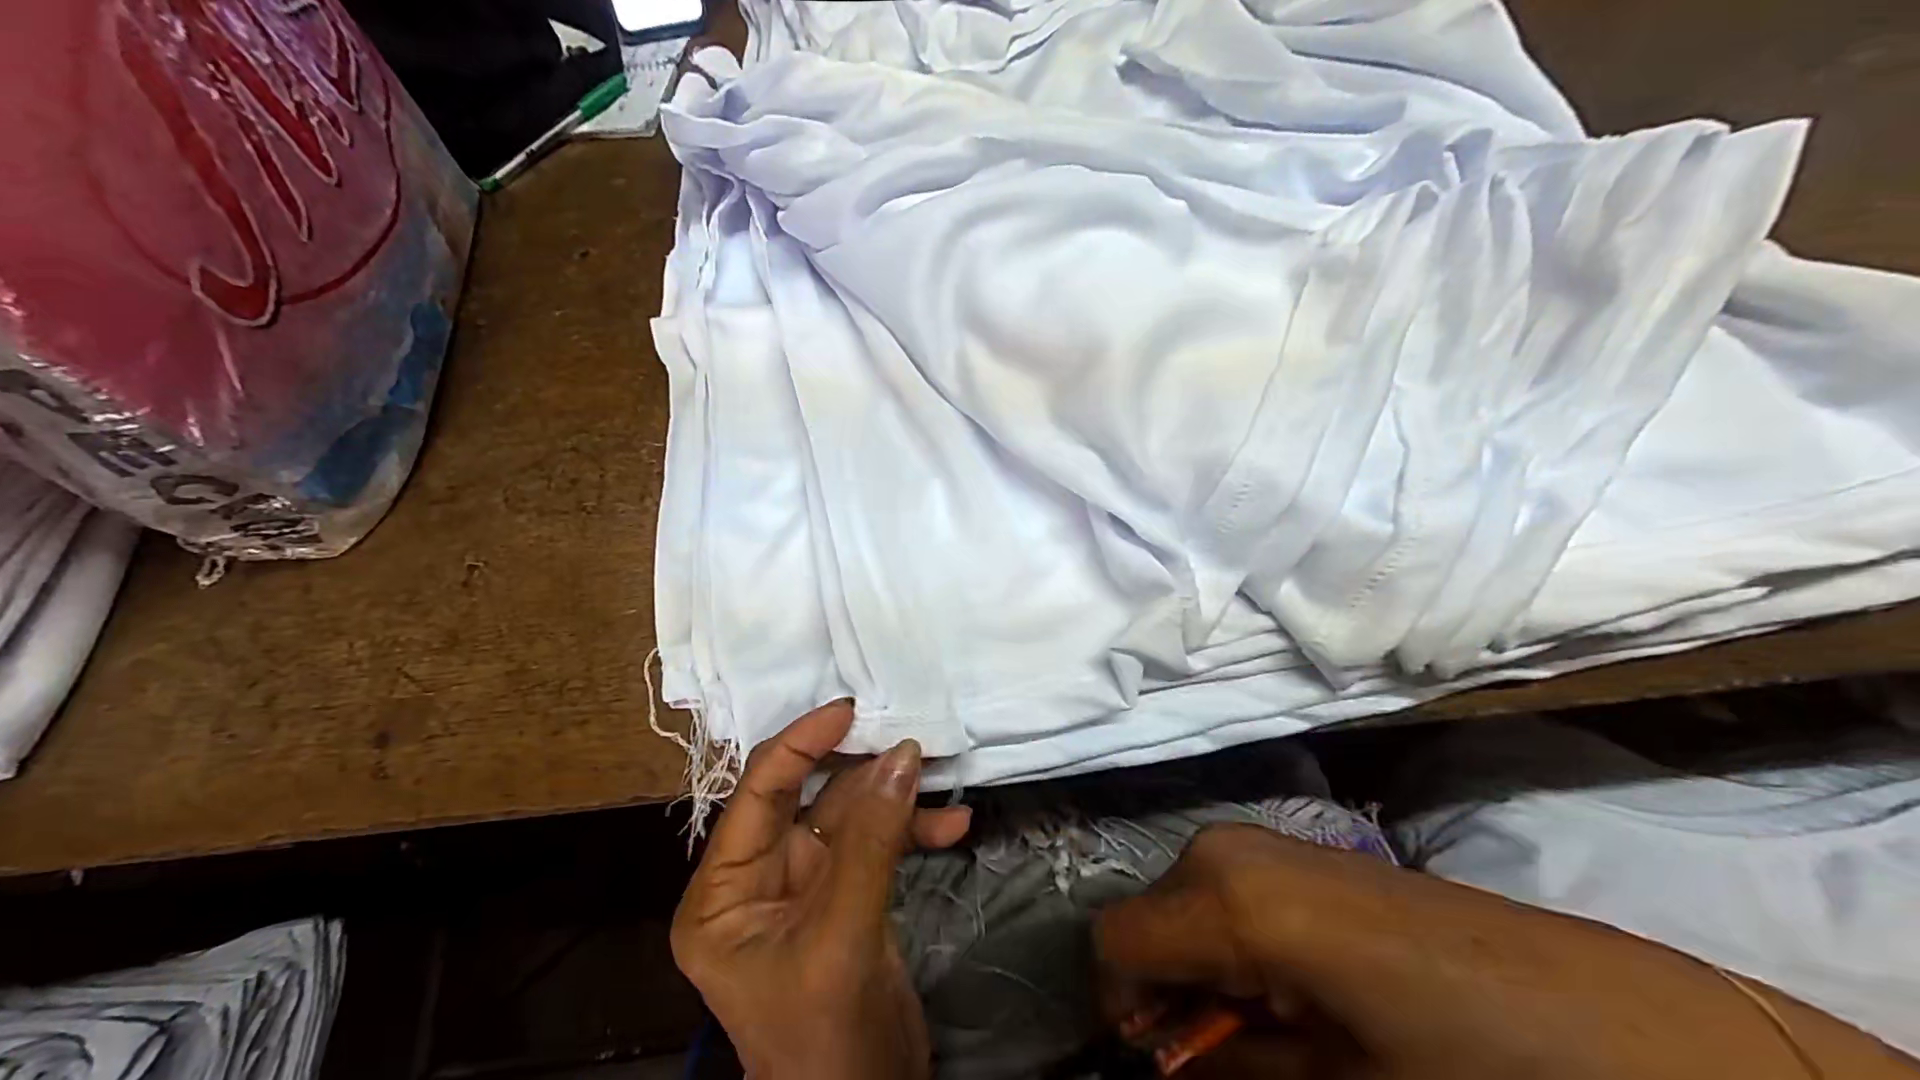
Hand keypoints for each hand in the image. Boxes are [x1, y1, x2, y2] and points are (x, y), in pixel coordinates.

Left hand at [671, 702, 971, 1079]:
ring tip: (938, 771)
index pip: (757, 792)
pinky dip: (912, 832)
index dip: (801, 744)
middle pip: (806, 796)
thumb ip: (871, 842)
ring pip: (848, 816)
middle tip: (903, 734)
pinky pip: (876, 846)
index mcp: (722, 892)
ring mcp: (806, 887)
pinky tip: (952, 825)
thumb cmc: (824, 1038)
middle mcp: (757, 879)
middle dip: (857, 767)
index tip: (849, 711)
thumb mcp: (841, 937)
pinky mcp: (847, 897)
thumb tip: (903, 755)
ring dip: (894, 796)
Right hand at [1095, 823, 1916, 1079]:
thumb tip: (1169, 1068)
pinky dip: (1235, 946)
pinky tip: (1298, 990)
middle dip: (1165, 990)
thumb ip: (1233, 1072)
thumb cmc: (1465, 1060)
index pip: (1113, 940)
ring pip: (1184, 904)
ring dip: (1202, 971)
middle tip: (1223, 1055)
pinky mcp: (1297, 849)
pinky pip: (1227, 891)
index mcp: (1231, 900)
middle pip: (1146, 918)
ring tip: (1273, 1027)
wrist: (1602, 1013)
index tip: (1156, 1062)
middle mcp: (1230, 849)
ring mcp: (1265, 840)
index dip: (1116, 1009)